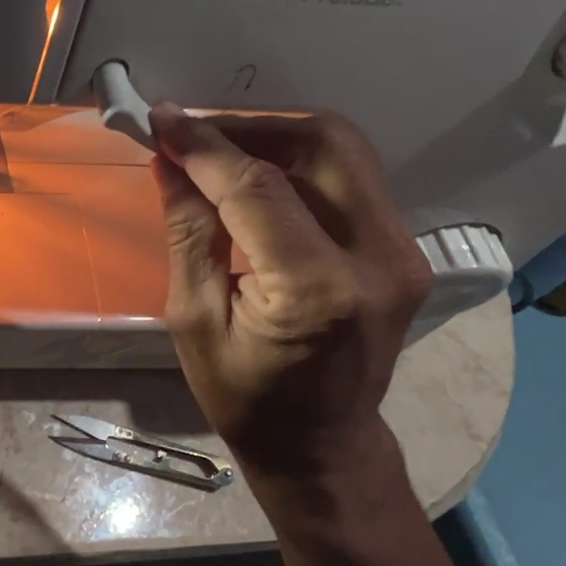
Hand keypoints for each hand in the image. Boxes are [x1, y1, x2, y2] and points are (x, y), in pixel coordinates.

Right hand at [150, 106, 432, 482]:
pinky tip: (254, 175)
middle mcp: (376, 257)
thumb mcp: (194, 320)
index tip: (161, 120)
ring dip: (275, 136)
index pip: (257, 186)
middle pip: (322, 143)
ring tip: (217, 148)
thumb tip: (172, 164)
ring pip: (343, 152)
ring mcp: (402, 251)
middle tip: (192, 131)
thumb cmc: (243, 397)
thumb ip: (189, 233)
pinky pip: (350, 180)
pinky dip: (298, 163)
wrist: (320, 445)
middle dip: (249, 125)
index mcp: (315, 288)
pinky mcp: (403, 250)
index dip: (205, 145)